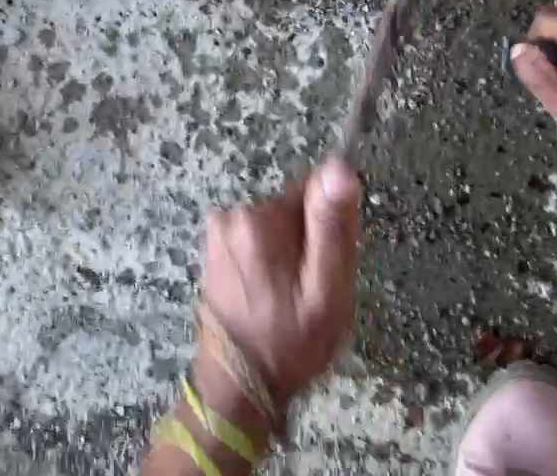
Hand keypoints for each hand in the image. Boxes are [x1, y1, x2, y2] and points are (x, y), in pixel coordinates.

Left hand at [200, 158, 361, 403]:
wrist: (237, 392)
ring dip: (294, 253)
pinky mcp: (216, 250)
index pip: (316, 189)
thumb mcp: (325, 289)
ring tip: (293, 297)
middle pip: (296, 207)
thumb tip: (340, 165)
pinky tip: (274, 296)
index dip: (331, 226)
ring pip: (280, 224)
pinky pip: (261, 239)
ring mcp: (219, 232)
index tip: (330, 263)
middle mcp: (233, 215)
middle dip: (312, 241)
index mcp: (259, 219)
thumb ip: (332, 226)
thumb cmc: (289, 344)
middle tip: (314, 288)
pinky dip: (274, 261)